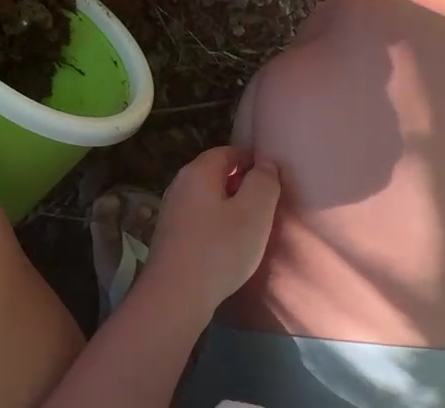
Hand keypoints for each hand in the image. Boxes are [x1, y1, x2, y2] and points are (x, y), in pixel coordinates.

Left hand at [143, 147, 281, 313]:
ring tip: (252, 222)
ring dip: (229, 202)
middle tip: (267, 201)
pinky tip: (229, 240)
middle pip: (214, 171)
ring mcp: (172, 208)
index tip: (273, 175)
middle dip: (241, 180)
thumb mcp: (254, 213)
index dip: (251, 159)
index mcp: (198, 171)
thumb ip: (263, 183)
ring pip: (207, 195)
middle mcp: (180, 183)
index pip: (227, 152)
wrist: (176, 292)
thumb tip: (265, 163)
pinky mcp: (171, 232)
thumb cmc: (220, 248)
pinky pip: (199, 214)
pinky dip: (217, 219)